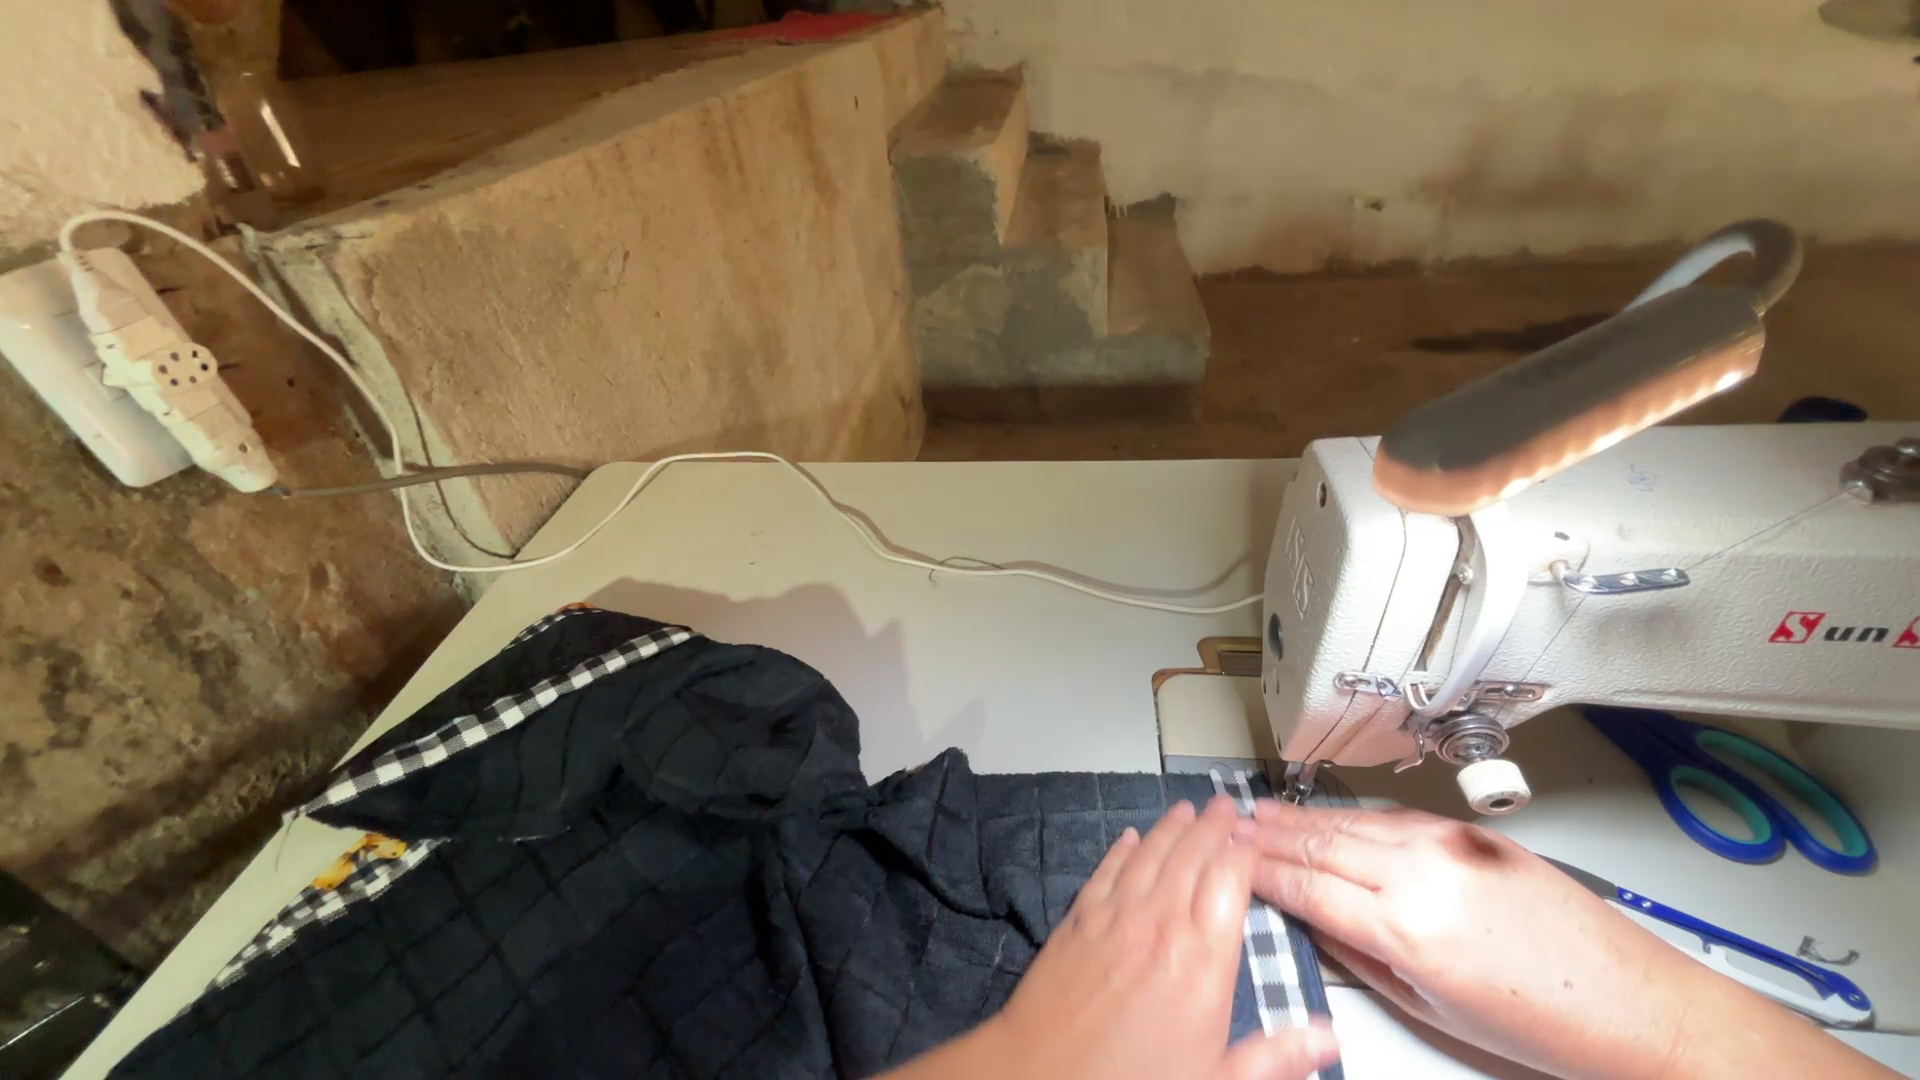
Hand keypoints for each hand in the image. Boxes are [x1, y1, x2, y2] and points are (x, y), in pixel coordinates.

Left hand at [887, 796, 1339, 1079]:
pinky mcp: (1079, 916)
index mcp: (1202, 959)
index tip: (1256, 833)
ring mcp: (1115, 913)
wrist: (1045, 1073)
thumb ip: (1275, 1056)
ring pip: (1149, 854)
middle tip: (1228, 804)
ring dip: (1170, 828)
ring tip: (1188, 809)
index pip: (1230, 882)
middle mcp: (1160, 922)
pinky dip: (1121, 850)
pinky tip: (1130, 837)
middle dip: (1213, 826)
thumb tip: (1329, 1037)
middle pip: (1191, 856)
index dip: (1244, 850)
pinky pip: (1106, 871)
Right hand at [1246, 801, 1700, 1079]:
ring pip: (1346, 821)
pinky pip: (1386, 817)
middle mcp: (1419, 876)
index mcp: (1406, 931)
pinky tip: (1323, 815)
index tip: (1229, 862)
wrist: (1636, 1002)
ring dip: (1297, 817)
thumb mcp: (1430, 1009)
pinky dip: (1345, 814)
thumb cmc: (1542, 1024)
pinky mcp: (1465, 831)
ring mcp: (1443, 844)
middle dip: (1267, 835)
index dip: (1259, 872)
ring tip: (1260, 812)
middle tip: (1228, 826)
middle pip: (1318, 844)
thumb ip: (1359, 956)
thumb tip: (1312, 921)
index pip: (1306, 888)